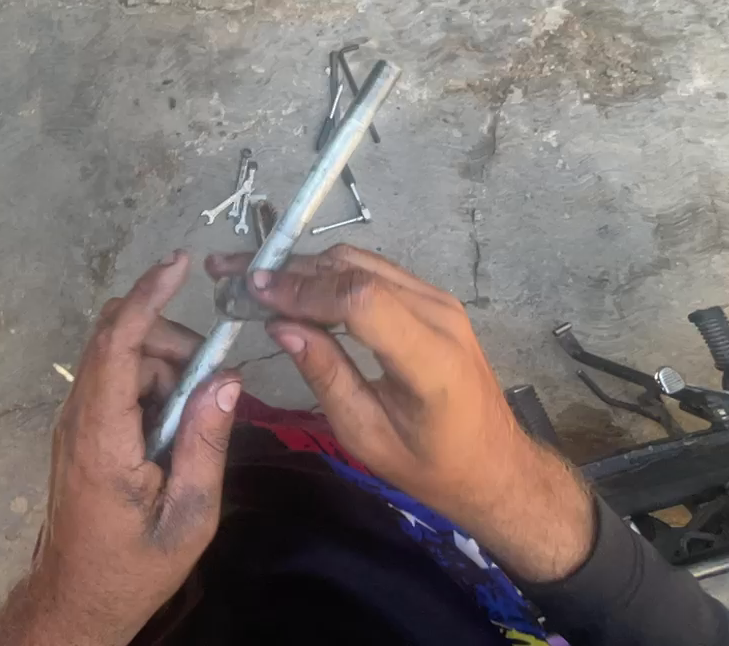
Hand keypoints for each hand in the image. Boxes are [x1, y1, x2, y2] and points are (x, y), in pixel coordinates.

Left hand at [0, 252, 241, 645]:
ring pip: (119, 354)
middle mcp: (79, 413)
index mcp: (103, 434)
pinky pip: (115, 378)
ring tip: (195, 412)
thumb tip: (226, 379)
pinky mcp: (80, 424)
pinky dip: (150, 382)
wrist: (75, 598)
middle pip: (119, 337)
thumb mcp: (189, 514)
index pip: (118, 342)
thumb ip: (206, 442)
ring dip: (164, 363)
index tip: (178, 264)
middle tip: (212, 378)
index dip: (148, 296)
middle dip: (170, 338)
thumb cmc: (133, 566)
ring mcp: (74, 416)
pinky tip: (172, 422)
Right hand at [208, 245, 593, 582]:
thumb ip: (325, 374)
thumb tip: (278, 325)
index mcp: (430, 359)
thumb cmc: (432, 466)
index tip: (252, 291)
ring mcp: (437, 298)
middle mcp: (438, 314)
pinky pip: (368, 270)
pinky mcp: (428, 296)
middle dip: (287, 271)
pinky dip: (325, 273)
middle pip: (352, 270)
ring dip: (301, 267)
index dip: (303, 290)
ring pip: (356, 261)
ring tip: (252, 279)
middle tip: (231, 276)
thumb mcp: (366, 435)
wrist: (497, 465)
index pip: (360, 300)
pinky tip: (292, 287)